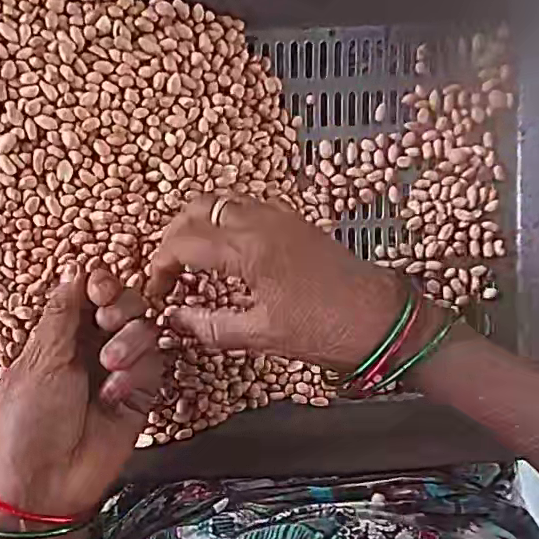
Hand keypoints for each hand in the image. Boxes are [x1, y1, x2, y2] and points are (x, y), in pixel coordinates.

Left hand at [0, 267, 163, 520]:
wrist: (46, 484)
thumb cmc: (27, 423)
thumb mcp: (39, 361)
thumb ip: (63, 314)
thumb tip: (75, 270)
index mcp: (59, 336)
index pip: (88, 293)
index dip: (99, 284)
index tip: (100, 288)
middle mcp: (91, 348)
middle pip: (123, 305)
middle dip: (121, 306)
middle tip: (108, 319)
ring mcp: (118, 371)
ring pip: (144, 330)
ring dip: (130, 340)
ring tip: (109, 365)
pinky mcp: (139, 395)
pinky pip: (153, 365)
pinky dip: (136, 373)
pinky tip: (113, 395)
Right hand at [144, 193, 407, 371]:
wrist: (382, 319)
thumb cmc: (324, 330)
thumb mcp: (262, 335)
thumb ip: (210, 326)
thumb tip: (175, 320)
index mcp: (248, 249)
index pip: (183, 242)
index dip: (160, 265)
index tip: (156, 291)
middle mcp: (261, 222)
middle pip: (196, 210)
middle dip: (173, 238)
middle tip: (168, 273)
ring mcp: (280, 218)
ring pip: (221, 203)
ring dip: (198, 225)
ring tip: (192, 262)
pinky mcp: (295, 223)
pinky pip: (246, 208)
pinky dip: (224, 223)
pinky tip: (226, 255)